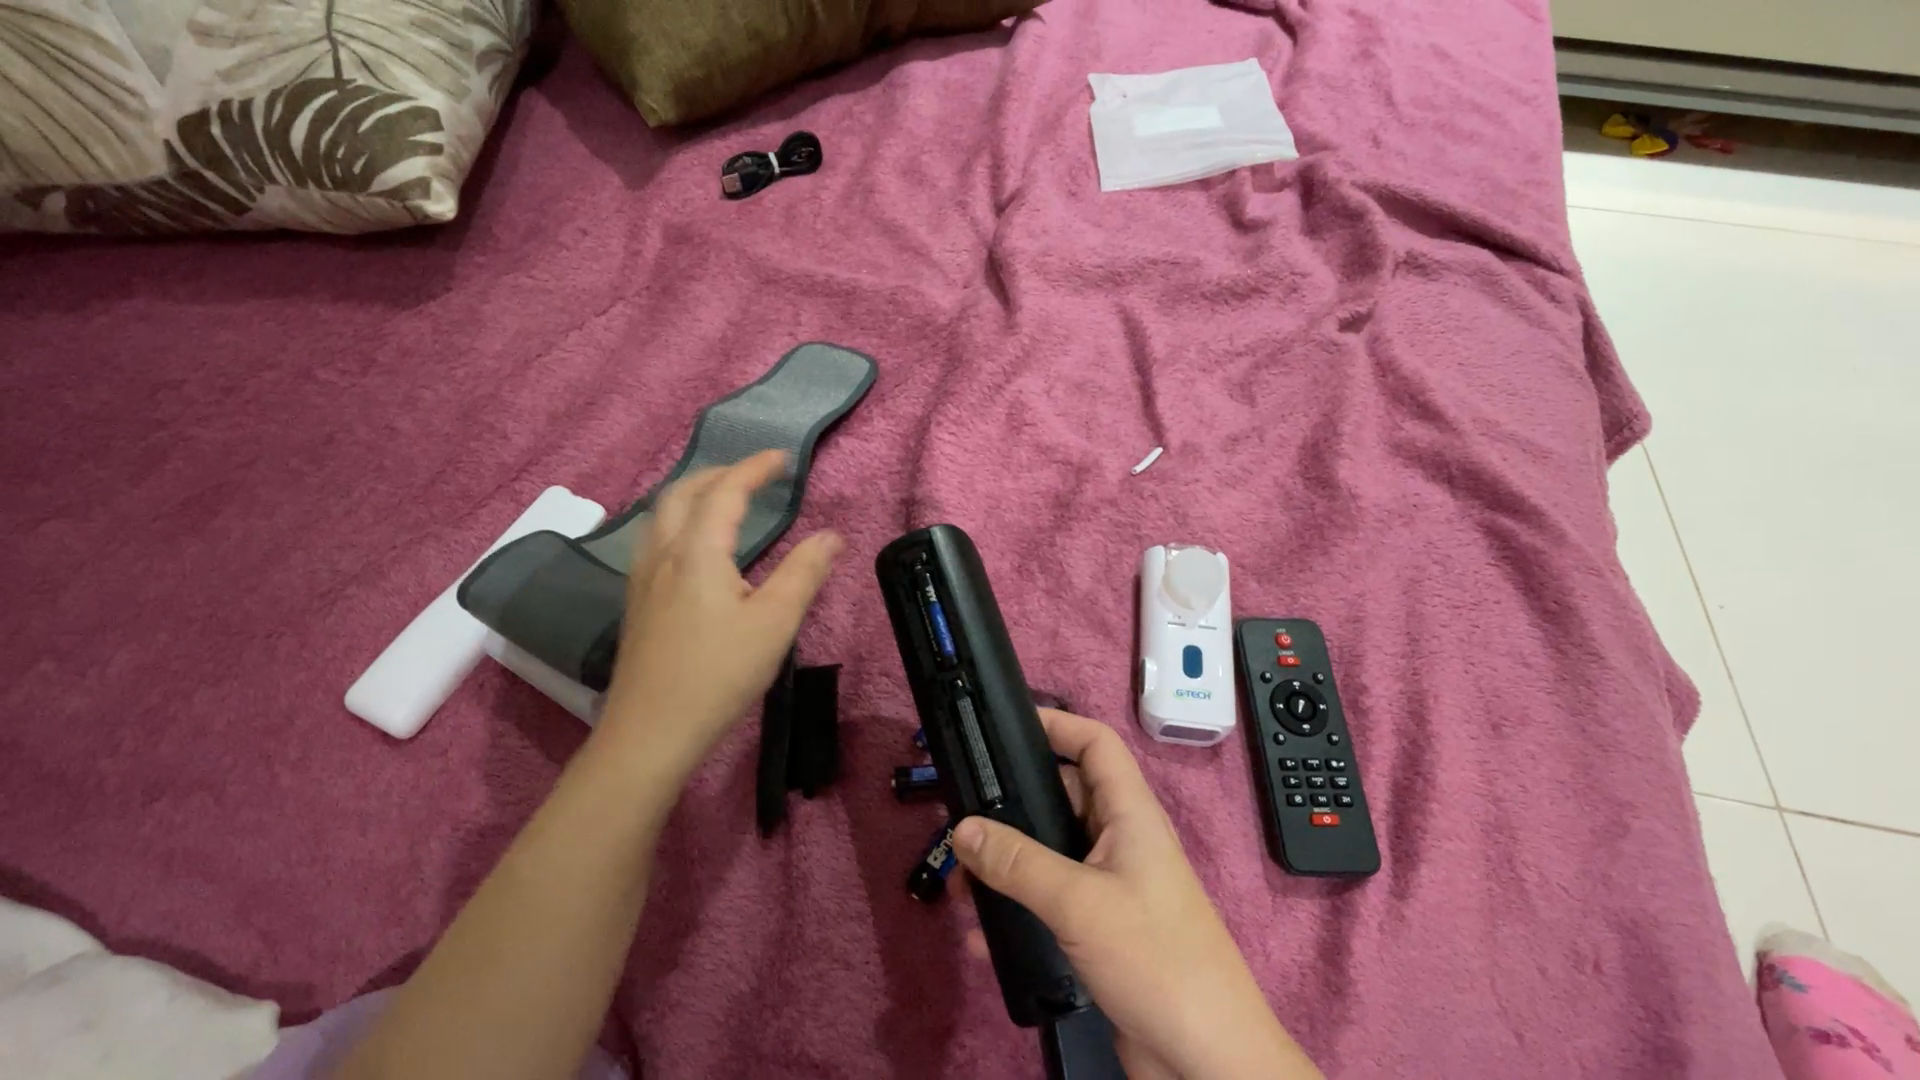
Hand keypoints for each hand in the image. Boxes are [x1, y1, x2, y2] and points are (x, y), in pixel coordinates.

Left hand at [595, 450, 842, 779]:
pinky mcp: (637, 604)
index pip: (725, 493)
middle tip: (751, 475)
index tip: (782, 458)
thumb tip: (832, 536)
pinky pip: (654, 540)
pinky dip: (678, 522)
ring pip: (660, 515)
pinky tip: (692, 550)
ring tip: (720, 502)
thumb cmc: (719, 675)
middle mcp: (662, 555)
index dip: (754, 469)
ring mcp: (642, 580)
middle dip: (717, 474)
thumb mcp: (775, 623)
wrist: (651, 731)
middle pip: (681, 493)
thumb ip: (804, 573)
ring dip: (692, 495)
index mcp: (697, 552)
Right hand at [950, 710, 1322, 1079]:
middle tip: (958, 814)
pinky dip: (1017, 909)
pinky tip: (982, 933)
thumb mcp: (1079, 903)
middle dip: (1011, 804)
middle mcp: (1121, 842)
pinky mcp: (1101, 931)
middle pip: (1062, 798)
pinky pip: (1050, 903)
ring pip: (1049, 854)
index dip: (1057, 723)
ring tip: (959, 880)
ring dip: (1006, 862)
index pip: (1096, 743)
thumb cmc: (1155, 959)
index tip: (1004, 723)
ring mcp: (1112, 888)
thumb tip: (962, 827)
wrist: (1207, 1057)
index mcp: (1131, 815)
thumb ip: (1018, 863)